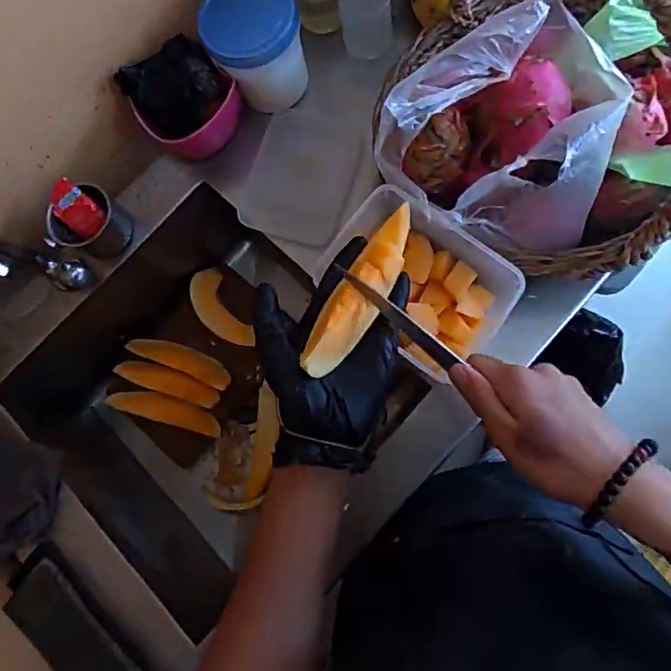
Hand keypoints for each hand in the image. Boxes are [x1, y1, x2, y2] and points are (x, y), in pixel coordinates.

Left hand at [254, 237, 410, 472]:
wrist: (327, 429)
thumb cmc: (299, 394)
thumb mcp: (276, 357)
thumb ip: (270, 324)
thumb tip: (264, 286)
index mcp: (319, 323)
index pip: (333, 285)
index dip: (343, 263)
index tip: (357, 241)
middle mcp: (344, 325)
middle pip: (360, 289)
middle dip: (370, 266)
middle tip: (383, 241)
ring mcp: (366, 337)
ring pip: (379, 302)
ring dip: (388, 280)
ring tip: (398, 255)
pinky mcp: (384, 350)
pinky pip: (393, 323)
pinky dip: (401, 303)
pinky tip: (406, 283)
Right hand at [449, 357, 635, 508]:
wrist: (613, 475)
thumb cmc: (552, 462)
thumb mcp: (506, 436)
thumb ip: (481, 398)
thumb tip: (457, 367)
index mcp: (517, 377)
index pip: (477, 363)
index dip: (473, 387)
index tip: (485, 417)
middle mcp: (540, 368)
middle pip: (502, 377)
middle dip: (500, 402)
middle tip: (511, 439)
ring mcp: (562, 378)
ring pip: (525, 387)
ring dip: (522, 408)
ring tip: (535, 442)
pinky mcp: (578, 391)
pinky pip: (546, 393)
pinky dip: (543, 410)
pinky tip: (556, 437)